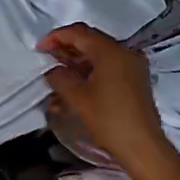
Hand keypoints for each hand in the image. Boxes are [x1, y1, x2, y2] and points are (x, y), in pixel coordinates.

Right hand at [38, 23, 177, 171]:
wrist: (141, 145)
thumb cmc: (108, 119)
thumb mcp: (77, 97)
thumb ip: (59, 77)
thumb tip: (52, 70)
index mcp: (111, 52)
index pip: (79, 33)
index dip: (56, 37)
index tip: (39, 49)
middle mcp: (126, 52)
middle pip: (91, 40)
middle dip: (66, 46)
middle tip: (46, 58)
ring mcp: (133, 64)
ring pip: (100, 52)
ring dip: (78, 57)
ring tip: (58, 68)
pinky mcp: (135, 78)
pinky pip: (109, 63)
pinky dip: (91, 66)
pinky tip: (77, 78)